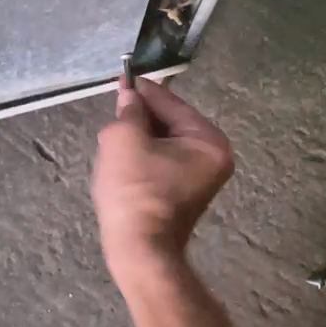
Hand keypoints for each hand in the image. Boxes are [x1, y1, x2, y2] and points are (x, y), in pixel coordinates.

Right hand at [91, 78, 234, 274]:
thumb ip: (129, 110)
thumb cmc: (134, 191)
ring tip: (112, 143)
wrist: (139, 250)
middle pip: (169, 121)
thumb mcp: (124, 138)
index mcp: (208, 140)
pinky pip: (162, 161)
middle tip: (112, 114)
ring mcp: (201, 176)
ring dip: (137, 138)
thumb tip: (129, 95)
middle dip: (138, 118)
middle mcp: (213, 156)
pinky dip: (141, 156)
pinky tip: (120, 161)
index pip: (170, 102)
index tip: (122, 77)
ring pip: (162, 141)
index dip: (142, 90)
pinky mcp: (184, 191)